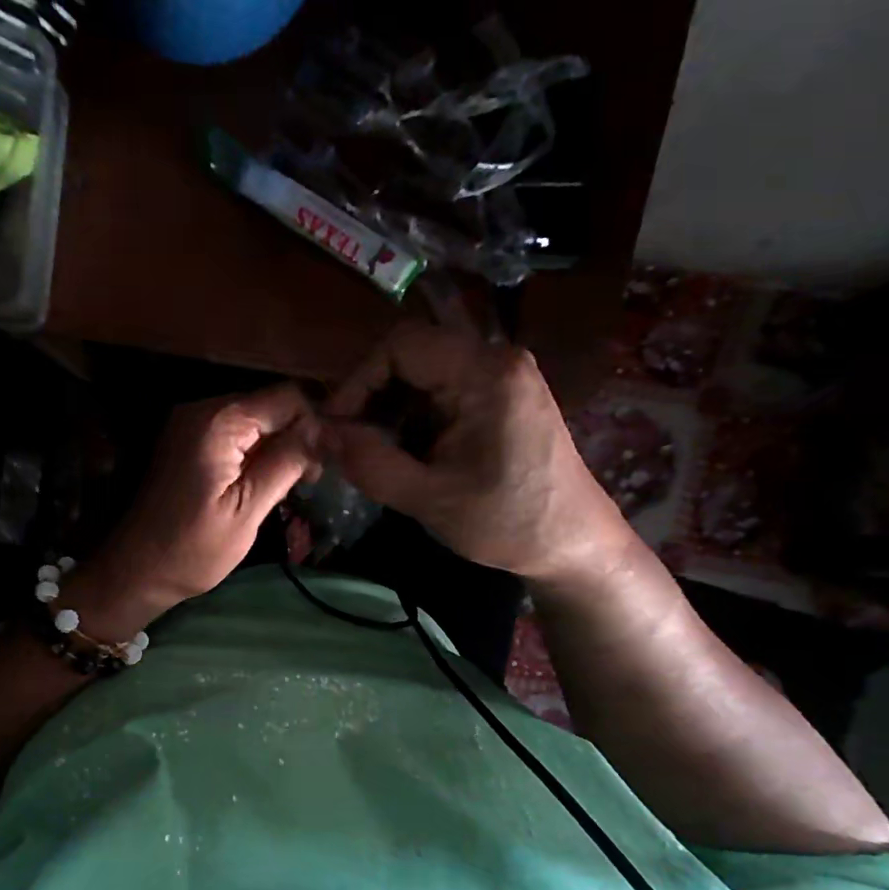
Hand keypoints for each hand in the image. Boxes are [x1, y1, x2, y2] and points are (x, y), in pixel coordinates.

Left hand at [68, 383, 320, 636]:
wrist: (136, 570)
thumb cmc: (192, 548)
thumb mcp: (248, 510)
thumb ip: (286, 463)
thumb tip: (325, 429)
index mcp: (217, 422)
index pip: (285, 396)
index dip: (314, 422)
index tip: (328, 460)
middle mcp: (201, 411)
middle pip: (269, 405)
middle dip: (296, 435)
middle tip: (311, 479)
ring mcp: (191, 425)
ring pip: (254, 420)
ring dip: (277, 446)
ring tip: (293, 485)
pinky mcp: (187, 443)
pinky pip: (234, 435)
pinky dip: (254, 453)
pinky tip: (265, 483)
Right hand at [323, 321, 629, 582]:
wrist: (573, 544)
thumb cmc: (507, 522)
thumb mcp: (428, 498)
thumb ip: (368, 463)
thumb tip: (315, 433)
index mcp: (486, 373)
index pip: (400, 344)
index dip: (358, 380)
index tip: (336, 426)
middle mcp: (496, 360)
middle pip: (409, 355)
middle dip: (370, 398)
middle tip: (349, 443)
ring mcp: (500, 376)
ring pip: (420, 374)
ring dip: (388, 410)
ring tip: (374, 453)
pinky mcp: (499, 396)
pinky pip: (439, 390)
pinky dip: (410, 417)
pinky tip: (405, 453)